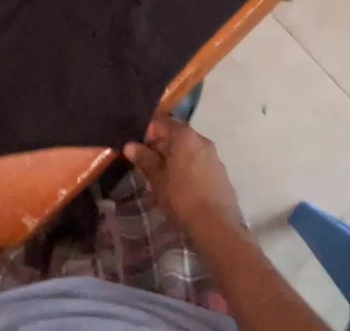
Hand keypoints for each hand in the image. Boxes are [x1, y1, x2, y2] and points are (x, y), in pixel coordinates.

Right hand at [123, 113, 244, 234]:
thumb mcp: (157, 179)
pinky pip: (199, 162)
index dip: (146, 133)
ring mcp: (213, 156)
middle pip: (175, 135)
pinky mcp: (220, 173)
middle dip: (160, 147)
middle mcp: (201, 139)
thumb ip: (144, 158)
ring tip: (162, 177)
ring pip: (188, 150)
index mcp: (184, 135)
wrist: (217, 226)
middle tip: (146, 164)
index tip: (136, 148)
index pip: (161, 122)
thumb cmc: (182, 198)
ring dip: (174, 158)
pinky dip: (187, 168)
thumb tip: (129, 145)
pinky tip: (180, 186)